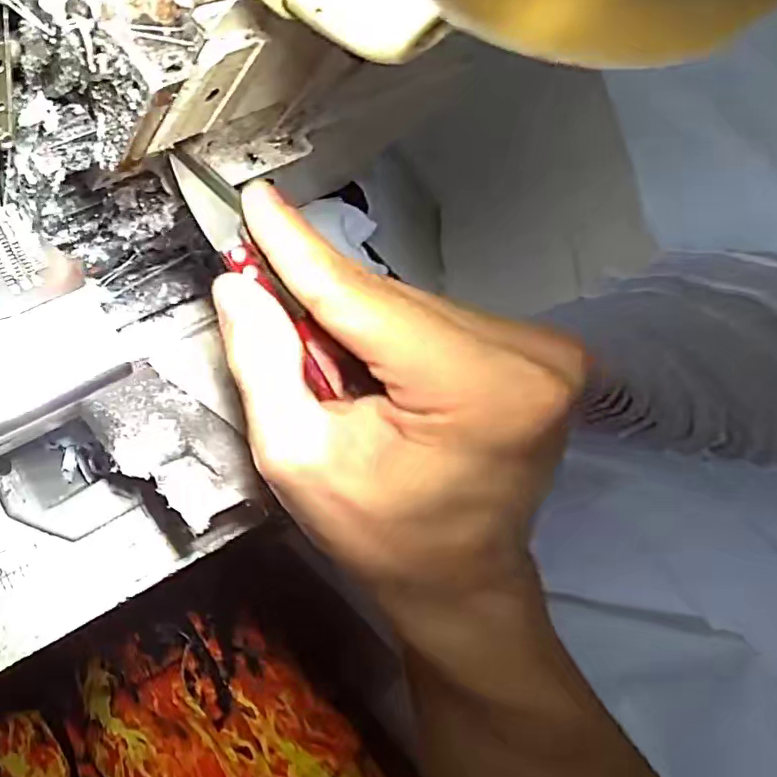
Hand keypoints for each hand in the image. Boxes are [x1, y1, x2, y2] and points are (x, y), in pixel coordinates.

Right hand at [211, 183, 586, 605]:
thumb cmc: (373, 530)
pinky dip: (370, 329)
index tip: (255, 198)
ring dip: (338, 318)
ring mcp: (540, 348)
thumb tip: (236, 284)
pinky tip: (352, 366)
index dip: (294, 247)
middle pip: (379, 298)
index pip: (358, 296)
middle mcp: (526, 352)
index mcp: (475, 384)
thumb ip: (262, 361)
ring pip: (396, 303)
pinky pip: (419, 317)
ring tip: (314, 370)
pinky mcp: (531, 351)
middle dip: (307, 295)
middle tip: (248, 291)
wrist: (456, 578)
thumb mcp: (293, 454)